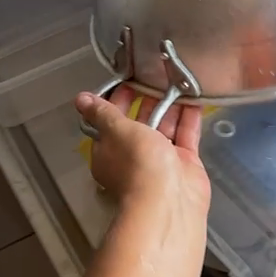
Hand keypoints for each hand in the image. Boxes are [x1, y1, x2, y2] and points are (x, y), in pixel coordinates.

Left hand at [75, 88, 209, 213]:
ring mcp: (161, 160)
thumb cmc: (137, 163)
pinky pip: (186, 135)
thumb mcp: (116, 131)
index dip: (116, 100)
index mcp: (109, 150)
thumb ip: (103, 112)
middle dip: (146, 100)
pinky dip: (189, 118)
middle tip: (157, 75)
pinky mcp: (185, 163)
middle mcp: (134, 155)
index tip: (128, 79)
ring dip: (170, 106)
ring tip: (178, 81)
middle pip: (139, 123)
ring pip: (165, 127)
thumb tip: (80, 99)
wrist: (169, 201)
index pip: (109, 121)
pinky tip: (195, 98)